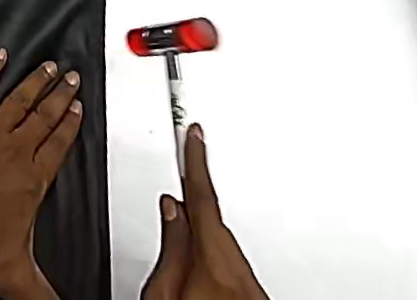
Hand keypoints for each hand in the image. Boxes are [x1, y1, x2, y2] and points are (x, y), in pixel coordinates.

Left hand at [0, 50, 83, 299]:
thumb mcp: (19, 277)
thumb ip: (46, 295)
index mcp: (33, 179)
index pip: (59, 145)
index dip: (70, 125)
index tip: (77, 109)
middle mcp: (17, 148)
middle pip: (45, 115)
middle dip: (61, 95)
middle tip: (72, 77)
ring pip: (21, 98)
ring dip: (36, 80)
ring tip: (49, 65)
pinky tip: (0, 55)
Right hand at [142, 126, 270, 299]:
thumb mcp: (161, 298)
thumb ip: (169, 249)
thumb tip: (171, 209)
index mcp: (214, 262)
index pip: (203, 196)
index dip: (196, 160)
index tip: (196, 134)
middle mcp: (242, 277)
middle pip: (215, 226)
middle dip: (193, 211)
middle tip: (174, 199)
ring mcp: (254, 295)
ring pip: (226, 253)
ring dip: (202, 246)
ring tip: (179, 266)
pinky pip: (234, 276)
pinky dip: (215, 269)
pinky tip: (201, 285)